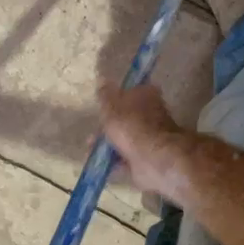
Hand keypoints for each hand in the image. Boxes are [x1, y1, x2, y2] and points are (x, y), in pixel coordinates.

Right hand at [99, 83, 190, 201]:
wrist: (153, 159)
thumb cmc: (131, 125)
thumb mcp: (112, 106)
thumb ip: (105, 95)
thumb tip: (102, 79)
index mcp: (145, 95)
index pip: (129, 92)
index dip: (114, 99)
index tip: (100, 108)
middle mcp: (150, 114)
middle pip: (125, 118)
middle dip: (107, 127)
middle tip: (92, 135)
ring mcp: (149, 138)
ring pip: (124, 139)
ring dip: (108, 146)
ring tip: (90, 152)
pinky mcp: (146, 159)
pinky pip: (125, 160)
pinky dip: (113, 163)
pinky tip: (98, 166)